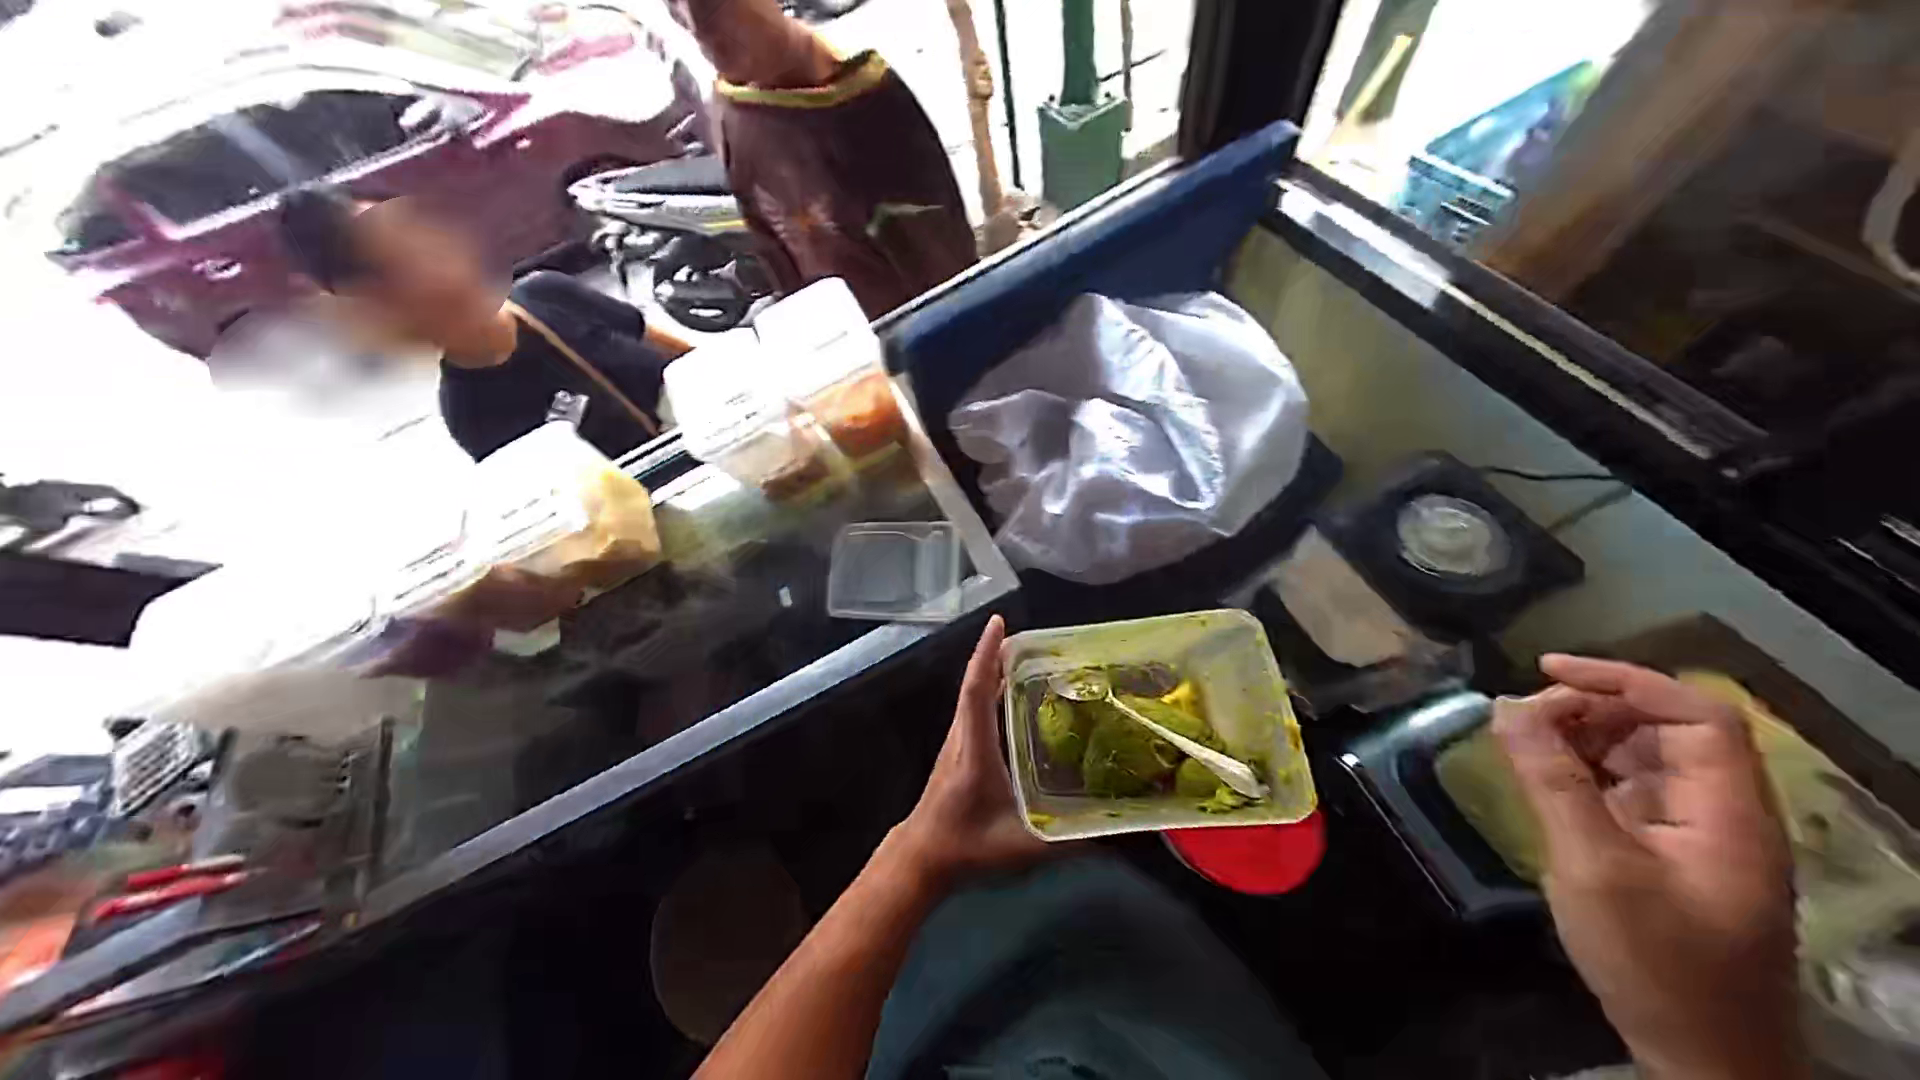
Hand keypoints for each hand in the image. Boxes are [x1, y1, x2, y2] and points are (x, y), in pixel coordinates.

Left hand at [886, 615, 1054, 893]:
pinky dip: (994, 690)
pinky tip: (1019, 697)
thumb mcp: (1023, 847)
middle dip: (1000, 654)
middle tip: (1037, 639)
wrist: (922, 857)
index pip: (978, 689)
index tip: (999, 622)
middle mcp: (962, 735)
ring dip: (997, 670)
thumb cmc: (967, 847)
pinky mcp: (959, 749)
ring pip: (975, 694)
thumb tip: (1119, 830)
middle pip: (977, 683)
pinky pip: (977, 708)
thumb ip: (1071, 841)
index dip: (987, 654)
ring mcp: (957, 741)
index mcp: (974, 748)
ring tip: (1033, 659)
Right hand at [1494, 655, 1799, 1079]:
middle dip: (1590, 708)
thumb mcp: (1593, 864)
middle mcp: (1718, 812)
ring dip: (1579, 736)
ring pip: (1639, 755)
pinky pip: (1621, 786)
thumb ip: (1552, 780)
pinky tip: (1538, 773)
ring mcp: (1692, 833)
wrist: (1699, 1052)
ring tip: (1519, 739)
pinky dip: (1577, 768)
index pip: (1694, 715)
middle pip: (1664, 729)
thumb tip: (1506, 706)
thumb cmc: (1654, 960)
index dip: (1623, 680)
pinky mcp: (1662, 850)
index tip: (1546, 670)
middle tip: (1520, 716)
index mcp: (1726, 813)